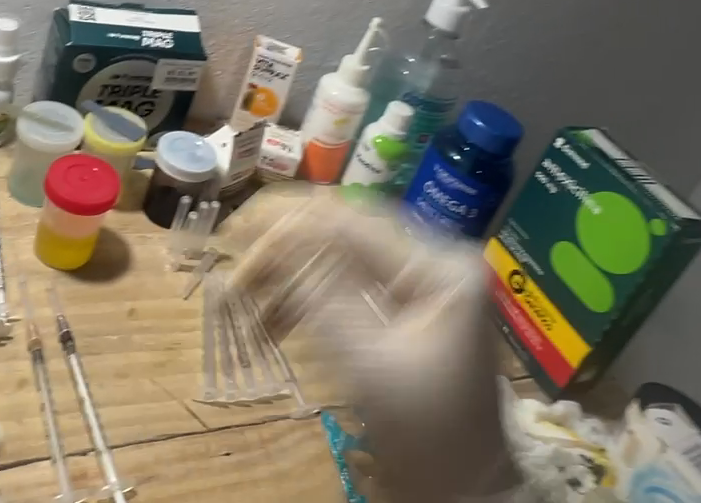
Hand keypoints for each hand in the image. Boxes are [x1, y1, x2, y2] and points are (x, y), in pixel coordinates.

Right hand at [229, 191, 519, 502]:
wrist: (468, 494)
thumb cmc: (426, 437)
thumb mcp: (367, 366)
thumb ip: (321, 295)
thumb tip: (272, 238)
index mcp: (439, 267)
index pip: (352, 226)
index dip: (288, 225)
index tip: (236, 230)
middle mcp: (432, 260)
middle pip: (345, 234)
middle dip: (284, 246)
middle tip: (232, 252)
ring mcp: (420, 282)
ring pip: (340, 258)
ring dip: (290, 274)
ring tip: (242, 292)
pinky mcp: (404, 306)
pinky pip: (347, 285)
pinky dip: (307, 297)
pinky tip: (271, 316)